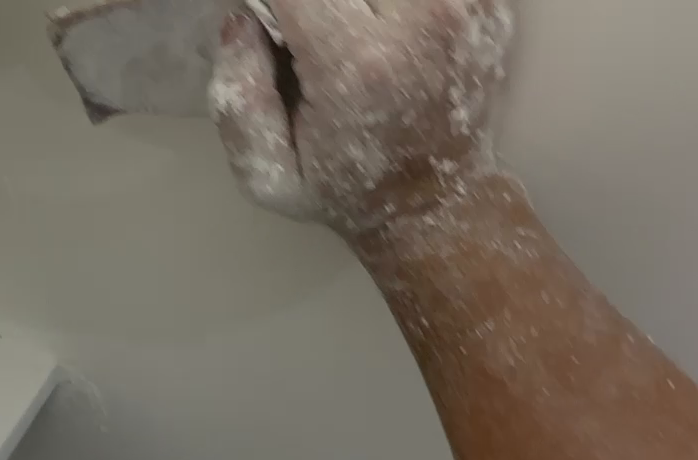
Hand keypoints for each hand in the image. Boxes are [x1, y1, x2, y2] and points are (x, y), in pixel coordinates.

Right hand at [209, 0, 516, 235]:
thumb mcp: (267, 178)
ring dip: (351, 3)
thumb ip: (238, 102)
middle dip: (313, 2)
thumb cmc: (341, 192)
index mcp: (355, 64)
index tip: (270, 21)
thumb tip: (240, 19)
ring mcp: (460, 2)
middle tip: (307, 34)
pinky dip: (386, 6)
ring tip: (343, 29)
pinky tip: (378, 27)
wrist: (431, 201)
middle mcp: (418, 19)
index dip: (273, 2)